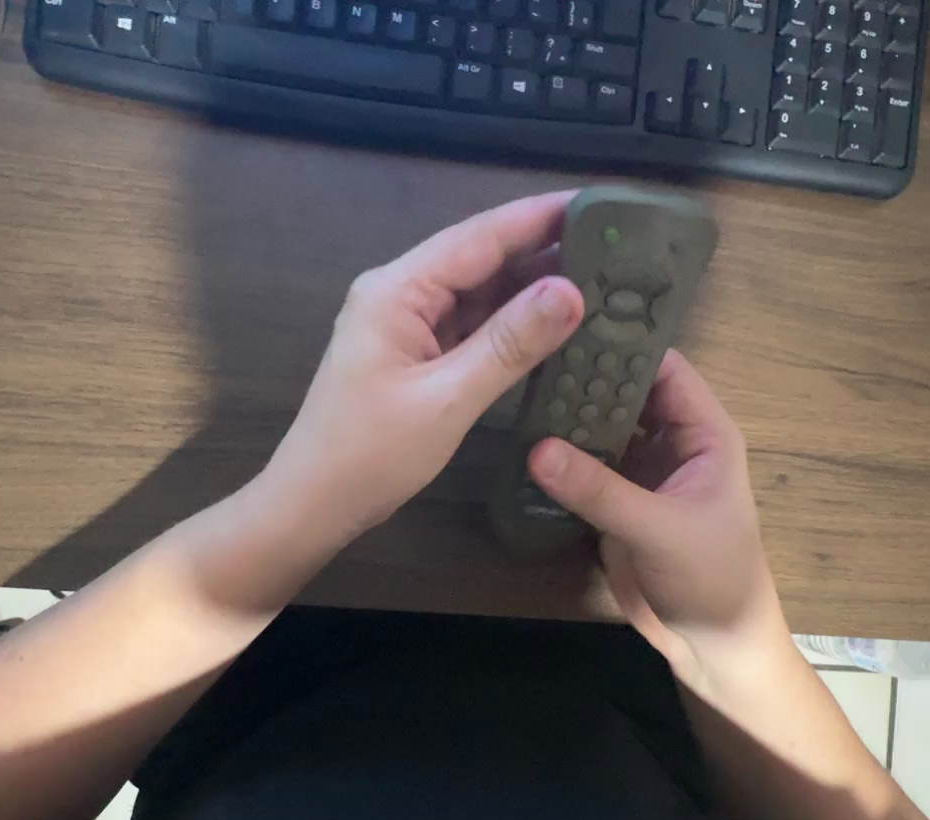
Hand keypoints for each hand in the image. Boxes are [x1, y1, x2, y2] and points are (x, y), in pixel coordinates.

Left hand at [260, 191, 586, 544]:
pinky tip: (550, 329)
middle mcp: (400, 295)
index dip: (540, 218)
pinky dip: (508, 329)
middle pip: (480, 261)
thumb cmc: (371, 454)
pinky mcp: (414, 356)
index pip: (479, 237)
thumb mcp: (446, 399)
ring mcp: (406, 326)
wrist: (316, 503)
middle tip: (614, 251)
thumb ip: (509, 344)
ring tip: (597, 283)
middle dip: (543, 254)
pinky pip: (468, 329)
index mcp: (398, 290)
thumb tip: (570, 292)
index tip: (600, 205)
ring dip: (529, 292)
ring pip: (477, 296)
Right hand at [526, 349, 783, 677]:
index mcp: (702, 433)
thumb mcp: (660, 529)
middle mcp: (670, 443)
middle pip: (624, 395)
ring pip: (600, 430)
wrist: (710, 642)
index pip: (663, 369)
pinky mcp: (615, 503)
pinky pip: (584, 468)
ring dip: (567, 418)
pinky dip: (559, 458)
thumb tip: (537, 449)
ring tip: (515, 391)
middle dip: (583, 379)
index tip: (567, 323)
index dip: (621, 346)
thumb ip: (601, 490)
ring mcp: (640, 473)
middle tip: (526, 356)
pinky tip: (522, 444)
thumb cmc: (710, 578)